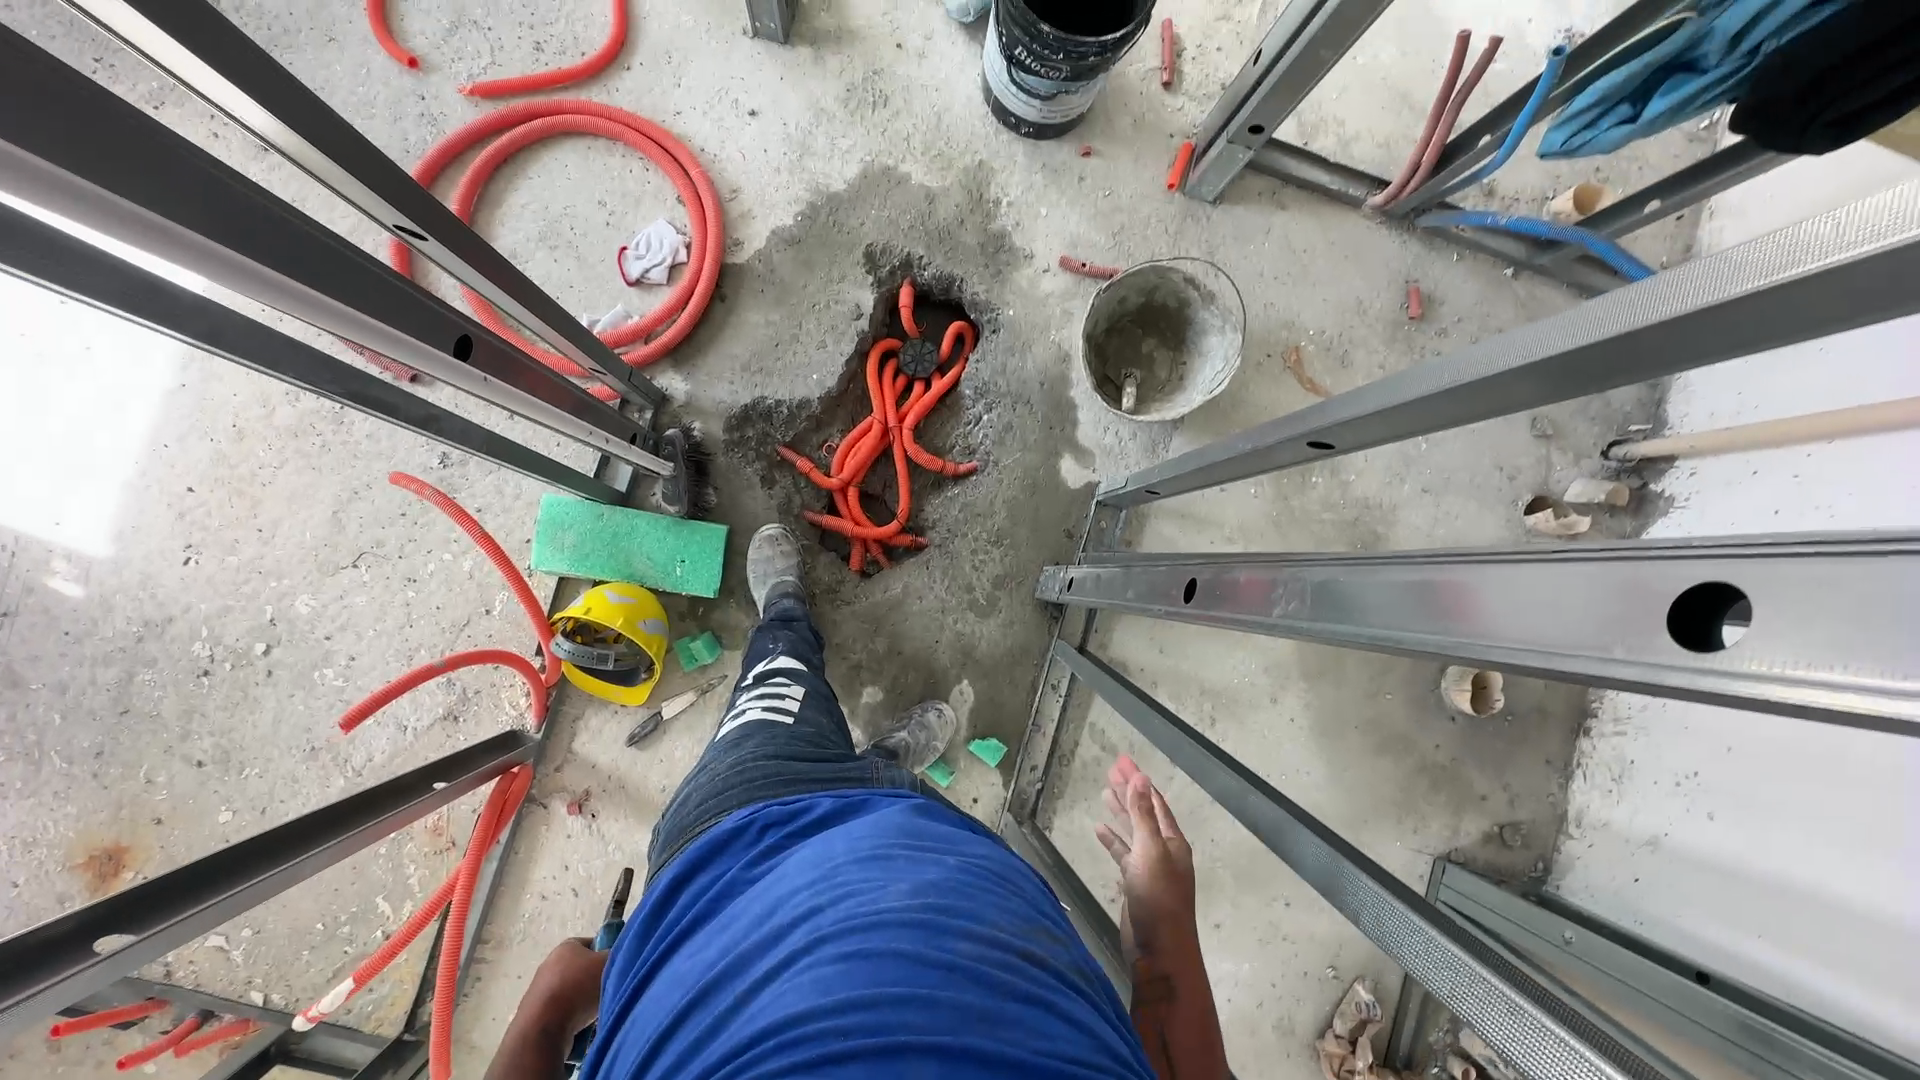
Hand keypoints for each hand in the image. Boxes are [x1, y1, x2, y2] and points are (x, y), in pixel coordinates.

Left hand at [522, 937, 608, 1036]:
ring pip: (572, 993)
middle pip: (581, 969)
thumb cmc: (578, 989)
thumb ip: (617, 956)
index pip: (591, 943)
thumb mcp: (609, 964)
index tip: (614, 968)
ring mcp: (538, 991)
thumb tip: (619, 958)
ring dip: (583, 1002)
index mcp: (566, 946)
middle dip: (595, 980)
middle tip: (608, 990)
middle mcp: (549, 964)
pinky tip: (580, 1027)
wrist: (541, 1029)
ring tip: (595, 1014)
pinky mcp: (533, 1015)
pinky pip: (561, 1012)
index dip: (605, 953)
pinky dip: (571, 1018)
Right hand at [1094, 755, 1196, 960]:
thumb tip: (1140, 777)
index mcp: (1172, 841)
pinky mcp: (1136, 884)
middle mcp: (1163, 850)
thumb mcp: (1150, 852)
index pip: (1153, 800)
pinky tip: (1099, 829)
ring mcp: (1150, 868)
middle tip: (1110, 768)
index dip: (1137, 779)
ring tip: (1104, 791)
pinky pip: (1123, 853)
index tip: (1121, 760)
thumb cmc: (1158, 900)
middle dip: (1128, 790)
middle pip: (1143, 812)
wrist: (1160, 951)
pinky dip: (1113, 840)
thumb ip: (1143, 815)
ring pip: (1132, 831)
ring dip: (1120, 812)